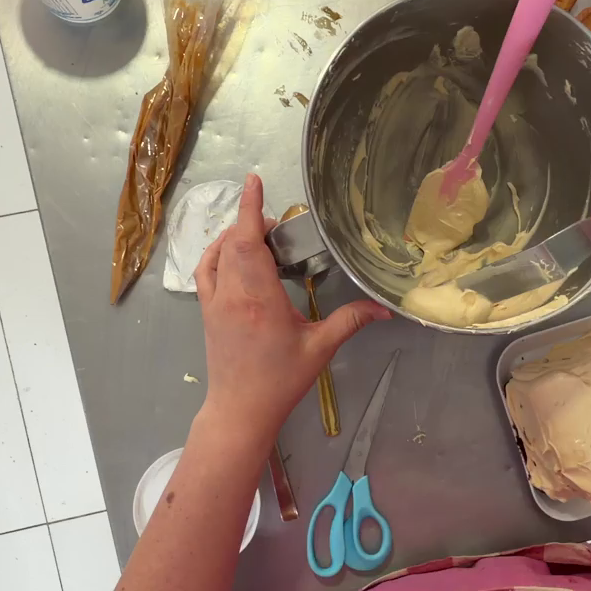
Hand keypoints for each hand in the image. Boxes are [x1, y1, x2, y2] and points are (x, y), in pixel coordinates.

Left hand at [195, 174, 389, 433]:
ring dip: (234, 236)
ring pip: (216, 253)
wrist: (240, 409)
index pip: (248, 241)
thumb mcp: (320, 349)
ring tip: (259, 237)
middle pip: (233, 242)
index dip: (250, 207)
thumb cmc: (280, 380)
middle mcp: (232, 294)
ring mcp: (214, 302)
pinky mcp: (207, 311)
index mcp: (259, 298)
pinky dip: (217, 253)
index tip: (254, 181)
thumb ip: (350, 322)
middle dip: (251, 222)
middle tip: (278, 226)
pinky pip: (206, 271)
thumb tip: (384, 309)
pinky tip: (232, 256)